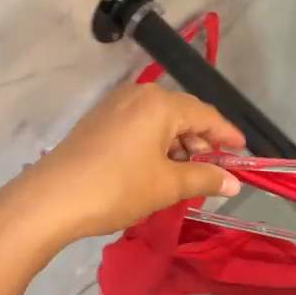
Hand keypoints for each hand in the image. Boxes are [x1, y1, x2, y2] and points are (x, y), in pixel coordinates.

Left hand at [0, 84, 245, 242]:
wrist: (52, 200)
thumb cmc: (117, 189)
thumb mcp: (168, 186)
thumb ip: (205, 179)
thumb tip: (234, 182)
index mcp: (160, 103)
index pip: (206, 115)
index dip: (228, 135)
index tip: (244, 154)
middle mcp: (138, 94)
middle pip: (183, 114)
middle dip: (202, 142)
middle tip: (215, 171)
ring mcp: (115, 105)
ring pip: (160, 121)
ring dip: (178, 146)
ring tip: (187, 176)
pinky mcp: (99, 121)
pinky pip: (139, 126)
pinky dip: (156, 144)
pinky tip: (158, 169)